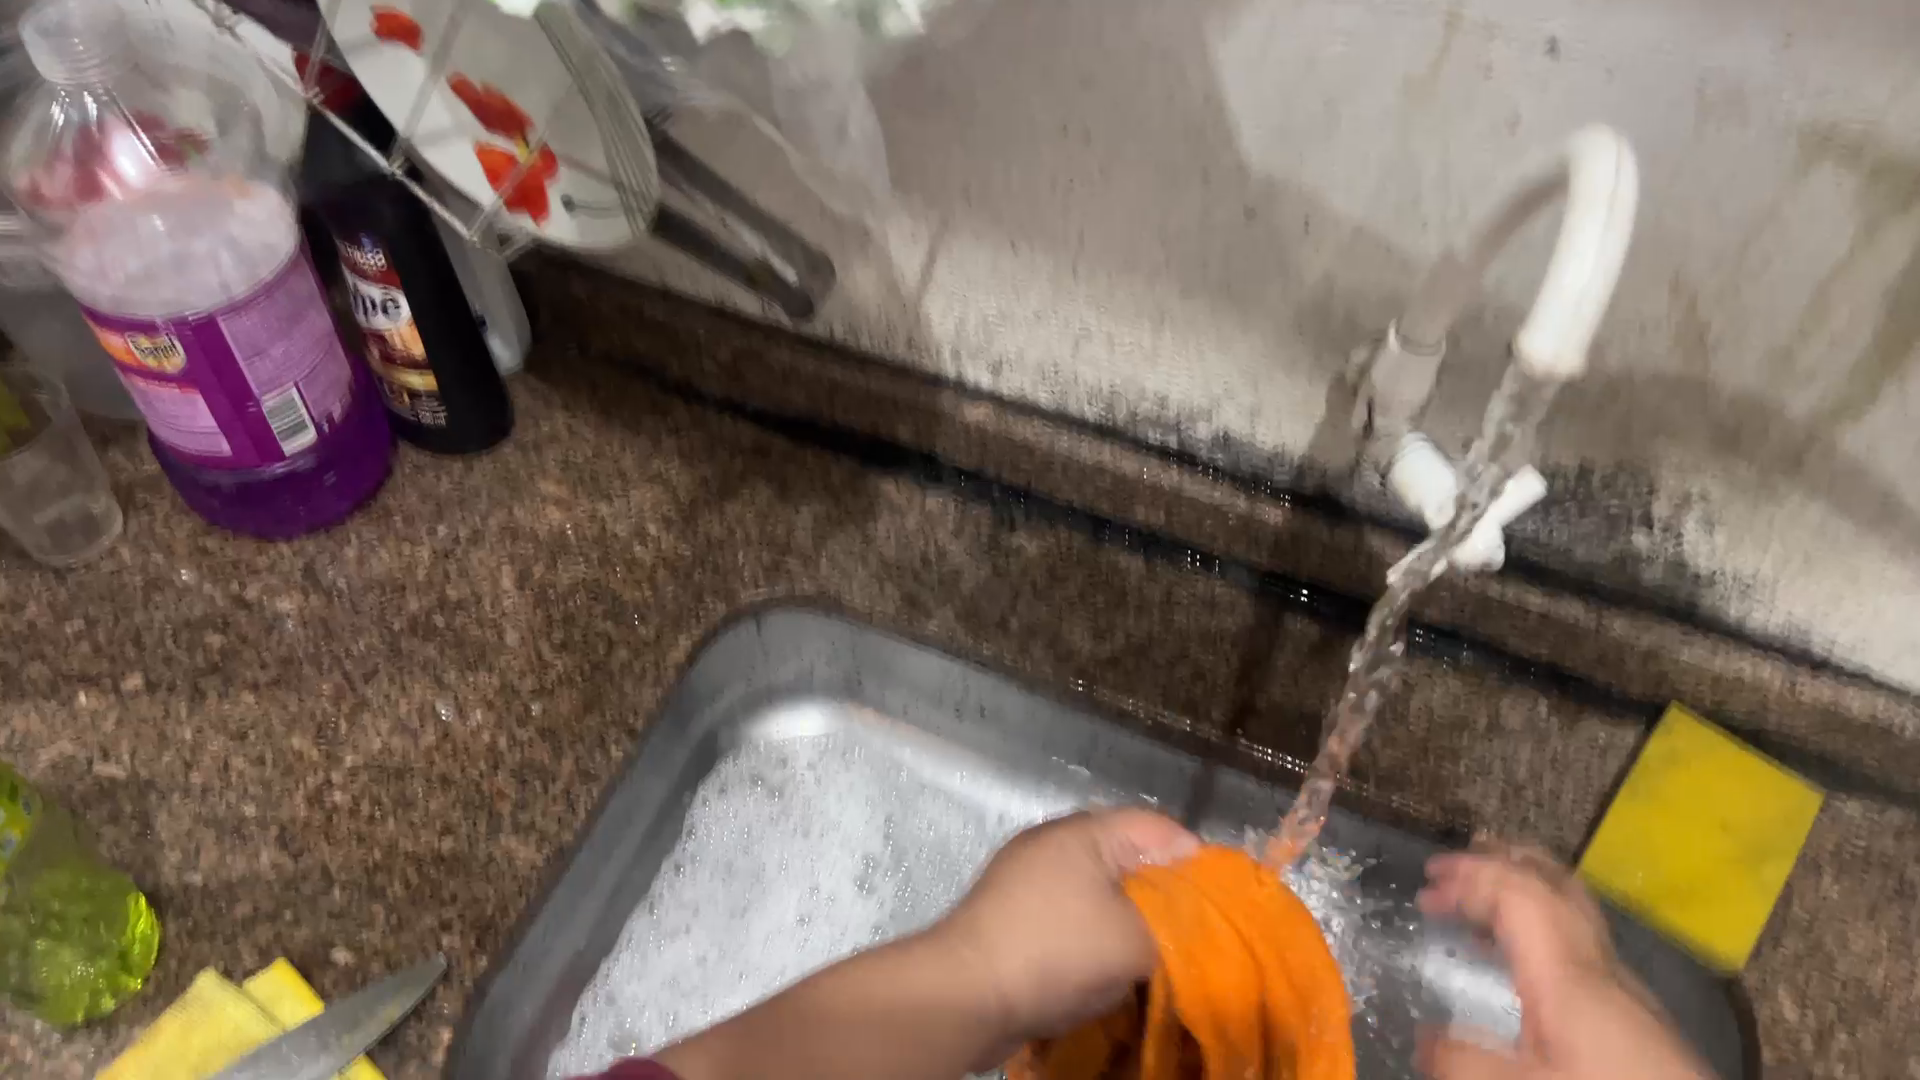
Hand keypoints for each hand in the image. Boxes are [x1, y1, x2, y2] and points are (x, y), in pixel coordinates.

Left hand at [930, 808, 1199, 1052]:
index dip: (1198, 862)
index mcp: (1085, 830)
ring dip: (1131, 919)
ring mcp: (1030, 875)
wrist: (967, 990)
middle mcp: (1056, 841)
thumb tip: (1198, 918)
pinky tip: (1111, 966)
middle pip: (1131, 856)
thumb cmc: (1054, 950)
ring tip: (1158, 955)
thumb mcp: (1134, 939)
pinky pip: (1073, 913)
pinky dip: (1098, 935)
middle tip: (1196, 934)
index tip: (1224, 906)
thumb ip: (1178, 923)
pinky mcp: (1016, 911)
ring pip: (1102, 889)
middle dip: (1166, 894)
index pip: (1159, 827)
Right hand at [1415, 847, 1712, 1079]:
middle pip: (1550, 883)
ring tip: (1480, 889)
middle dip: (1495, 862)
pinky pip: (1578, 935)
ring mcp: (1624, 983)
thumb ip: (1463, 1060)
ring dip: (1520, 884)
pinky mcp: (1636, 1009)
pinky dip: (1539, 920)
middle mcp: (1597, 963)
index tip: (1426, 887)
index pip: (1515, 890)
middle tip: (1450, 865)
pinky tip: (1520, 953)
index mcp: (1566, 971)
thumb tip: (1422, 1038)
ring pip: (1571, 905)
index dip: (1468, 876)